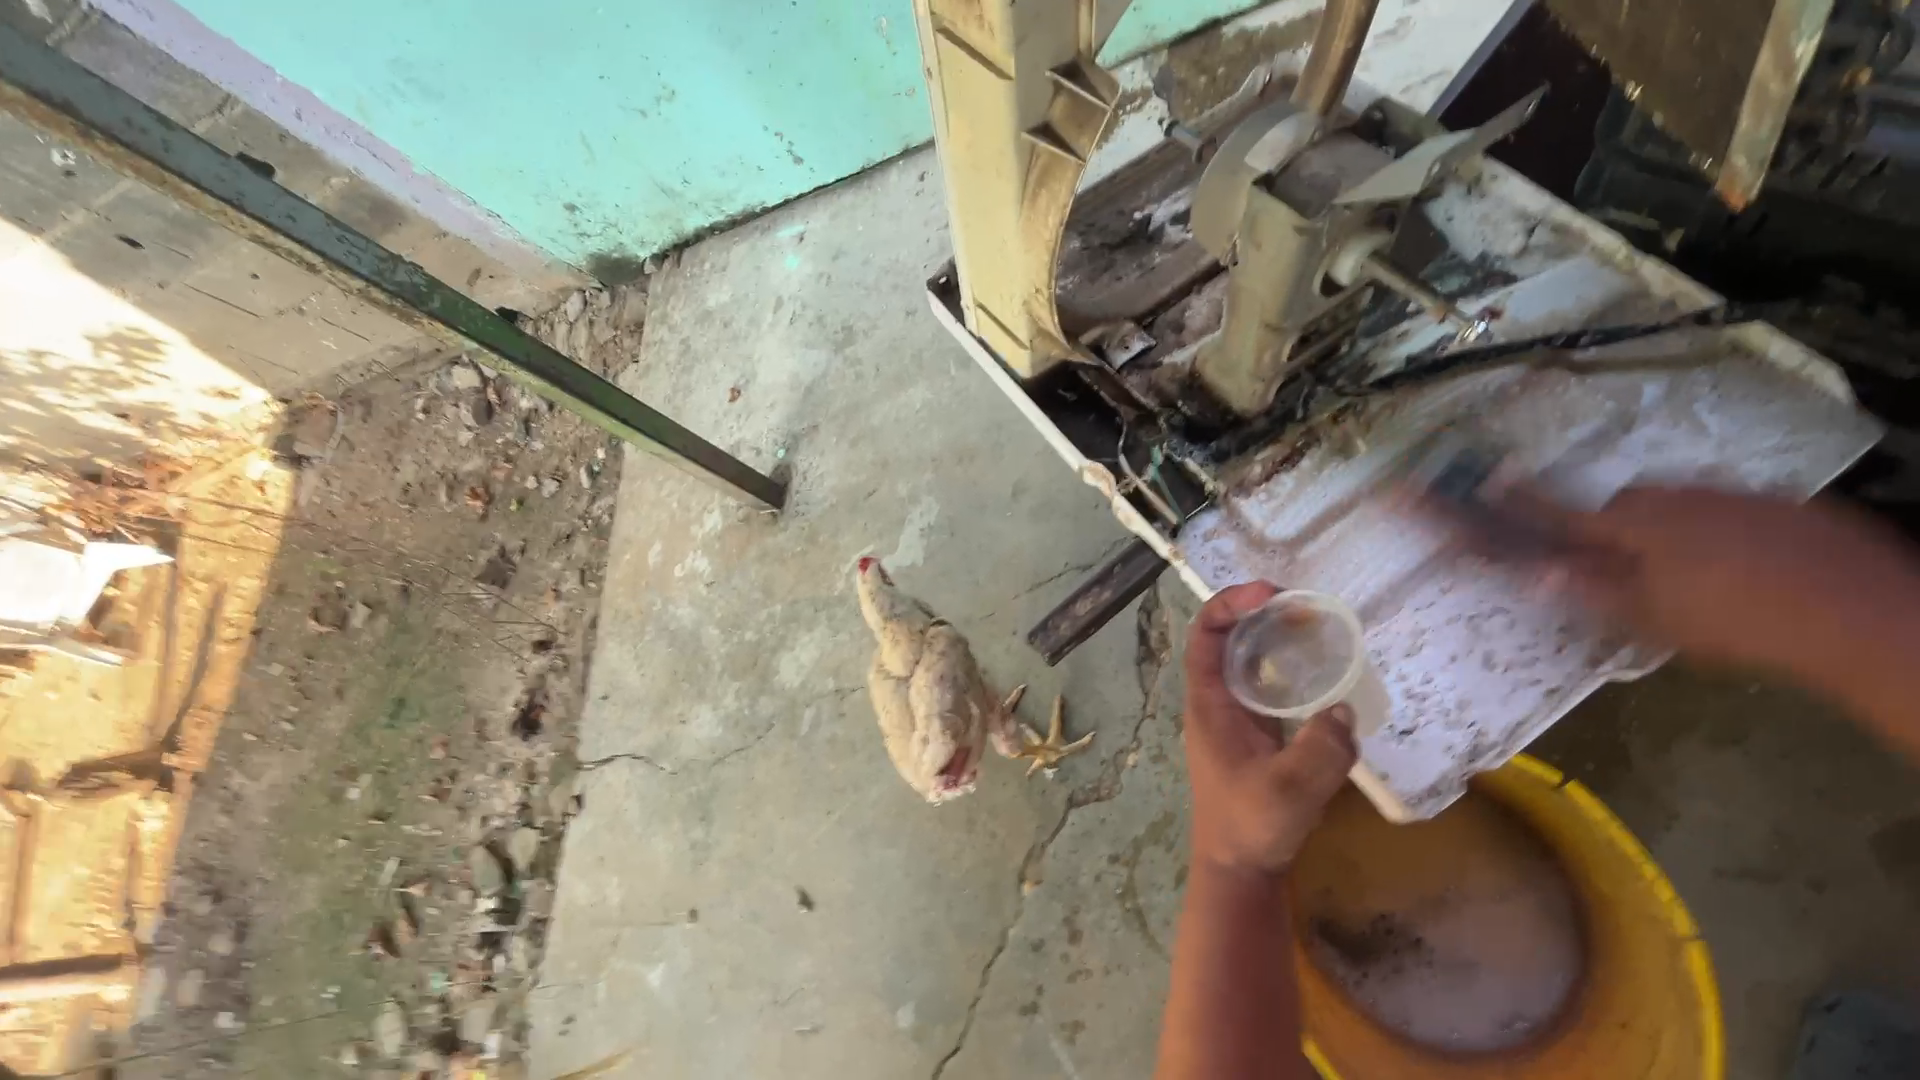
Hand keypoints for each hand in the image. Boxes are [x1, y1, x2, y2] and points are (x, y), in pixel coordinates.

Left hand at [1183, 582, 1357, 875]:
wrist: (1239, 868)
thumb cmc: (1250, 827)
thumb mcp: (1289, 792)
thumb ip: (1320, 752)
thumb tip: (1343, 711)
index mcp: (1207, 704)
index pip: (1204, 636)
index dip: (1229, 604)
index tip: (1271, 594)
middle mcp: (1216, 701)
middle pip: (1228, 639)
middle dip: (1260, 614)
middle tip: (1306, 606)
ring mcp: (1235, 716)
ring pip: (1250, 661)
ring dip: (1276, 638)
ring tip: (1317, 626)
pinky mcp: (1257, 732)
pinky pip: (1269, 686)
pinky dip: (1291, 669)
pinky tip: (1323, 670)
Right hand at [1545, 486, 1919, 681]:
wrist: (1861, 616)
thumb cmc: (1735, 622)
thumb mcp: (1649, 617)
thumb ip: (1589, 591)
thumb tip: (1537, 574)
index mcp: (1637, 525)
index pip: (1564, 512)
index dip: (1524, 503)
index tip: (1491, 486)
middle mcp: (1679, 498)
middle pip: (1623, 502)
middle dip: (1606, 523)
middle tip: (1607, 556)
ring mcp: (1735, 496)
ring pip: (1677, 503)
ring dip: (1662, 526)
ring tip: (1677, 565)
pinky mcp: (1784, 505)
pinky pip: (1726, 509)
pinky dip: (1713, 529)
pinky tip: (1735, 563)